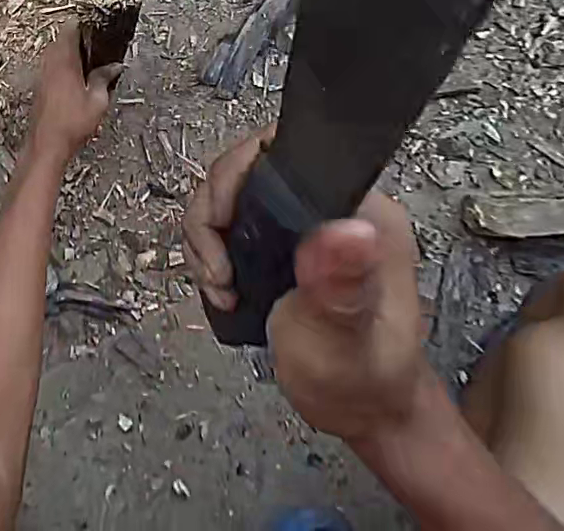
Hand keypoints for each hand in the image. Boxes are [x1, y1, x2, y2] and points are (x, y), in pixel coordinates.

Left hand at [24, 22, 121, 163]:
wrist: (47, 144)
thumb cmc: (71, 124)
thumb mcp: (97, 100)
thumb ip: (103, 79)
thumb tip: (113, 67)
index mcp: (64, 61)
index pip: (70, 30)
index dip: (83, 25)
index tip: (94, 25)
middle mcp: (50, 64)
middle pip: (61, 40)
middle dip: (77, 39)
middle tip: (94, 43)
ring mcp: (42, 74)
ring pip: (55, 53)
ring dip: (69, 52)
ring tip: (87, 60)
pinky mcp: (40, 85)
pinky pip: (51, 66)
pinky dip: (62, 65)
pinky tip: (75, 77)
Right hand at [184, 130, 430, 445]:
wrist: (356, 412)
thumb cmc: (359, 380)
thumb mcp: (345, 339)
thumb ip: (338, 287)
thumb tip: (349, 230)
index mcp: (357, 209)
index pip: (279, 150)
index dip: (236, 173)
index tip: (221, 221)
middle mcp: (326, 204)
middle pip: (239, 172)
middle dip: (211, 218)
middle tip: (216, 269)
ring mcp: (297, 220)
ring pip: (222, 197)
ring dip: (204, 238)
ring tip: (219, 284)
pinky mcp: (275, 238)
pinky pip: (222, 221)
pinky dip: (206, 248)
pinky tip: (219, 282)